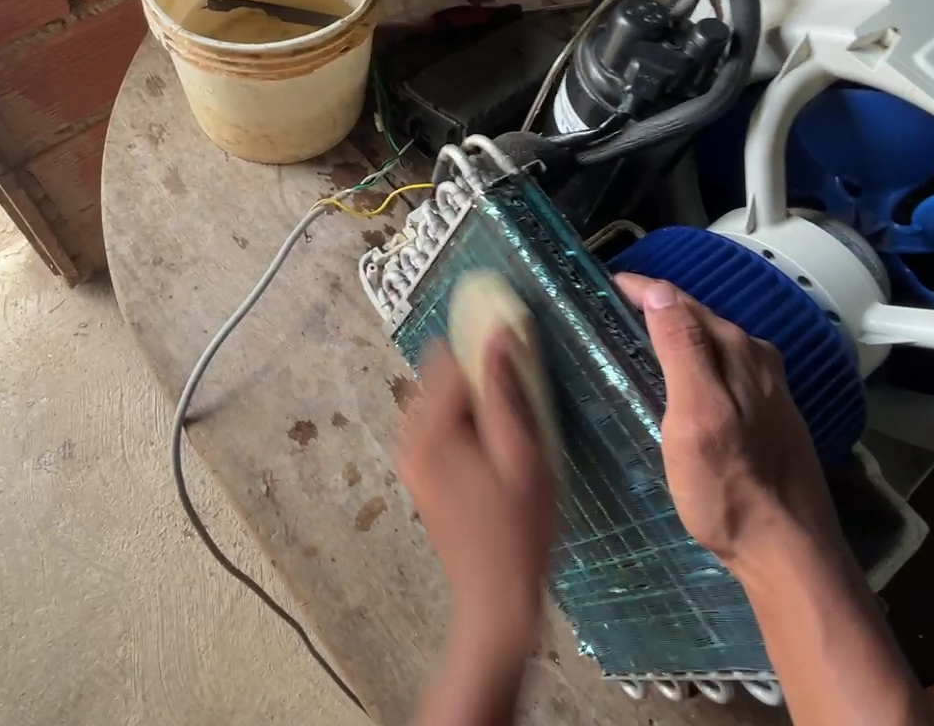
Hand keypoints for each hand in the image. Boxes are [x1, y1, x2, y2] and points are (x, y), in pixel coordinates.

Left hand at [396, 333, 556, 659]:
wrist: (494, 600)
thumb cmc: (518, 529)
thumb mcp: (524, 457)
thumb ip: (507, 393)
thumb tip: (500, 333)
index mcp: (431, 429)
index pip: (449, 359)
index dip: (481, 344)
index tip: (512, 340)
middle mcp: (408, 436)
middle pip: (437, 376)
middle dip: (474, 370)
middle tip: (515, 383)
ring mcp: (408, 456)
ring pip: (436, 398)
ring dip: (468, 394)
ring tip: (507, 416)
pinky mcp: (416, 472)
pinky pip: (434, 423)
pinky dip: (460, 418)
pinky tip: (490, 440)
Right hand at [614, 273, 837, 567]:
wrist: (789, 552)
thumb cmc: (730, 486)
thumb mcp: (697, 416)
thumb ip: (682, 350)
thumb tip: (661, 291)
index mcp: (738, 351)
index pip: (680, 300)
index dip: (641, 289)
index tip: (605, 285)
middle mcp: (758, 358)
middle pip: (699, 317)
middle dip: (657, 305)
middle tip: (611, 308)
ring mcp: (768, 388)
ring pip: (712, 341)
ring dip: (676, 331)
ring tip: (636, 336)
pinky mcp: (769, 414)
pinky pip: (722, 366)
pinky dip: (693, 359)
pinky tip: (678, 378)